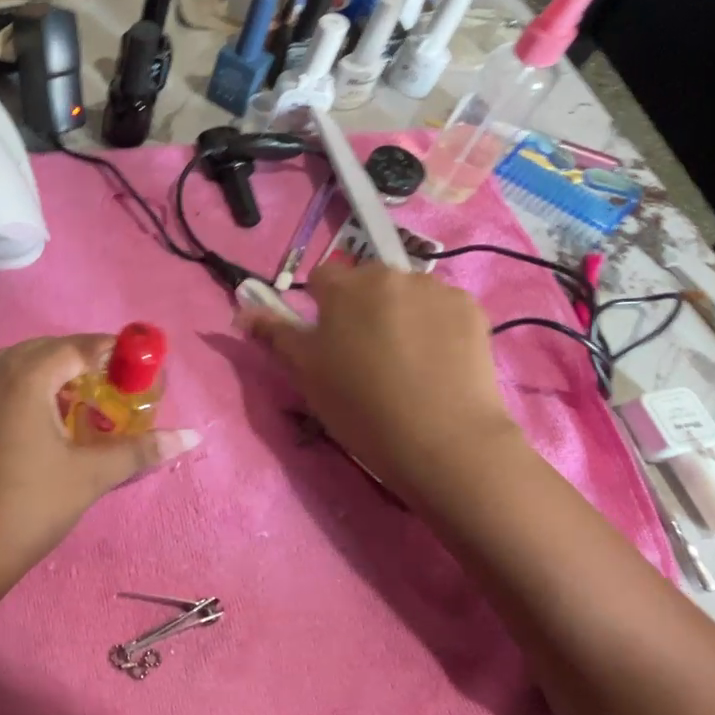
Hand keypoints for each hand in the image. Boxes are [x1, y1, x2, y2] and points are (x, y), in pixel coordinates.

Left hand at [0, 335, 199, 587]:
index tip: (143, 377)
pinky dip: (30, 393)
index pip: (80, 346)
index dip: (116, 356)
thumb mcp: (90, 476)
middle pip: (50, 351)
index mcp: (25, 374)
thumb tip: (192, 436)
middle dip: (87, 366)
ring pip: (23, 366)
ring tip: (86, 411)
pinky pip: (2, 385)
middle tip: (118, 397)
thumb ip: (140, 450)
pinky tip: (48, 426)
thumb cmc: (29, 507)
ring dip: (57, 379)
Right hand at [240, 261, 520, 499]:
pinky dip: (435, 327)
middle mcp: (390, 275)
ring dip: (401, 315)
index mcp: (343, 288)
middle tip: (365, 356)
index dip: (320, 307)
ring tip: (406, 363)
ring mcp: (436, 289)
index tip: (327, 342)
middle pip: (368, 282)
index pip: (322, 278)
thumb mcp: (305, 374)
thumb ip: (274, 335)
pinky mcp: (472, 309)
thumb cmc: (359, 406)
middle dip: (363, 308)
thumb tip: (243, 310)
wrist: (441, 439)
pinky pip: (442, 309)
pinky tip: (436, 364)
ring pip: (407, 294)